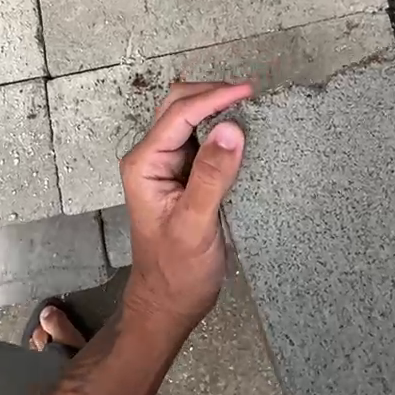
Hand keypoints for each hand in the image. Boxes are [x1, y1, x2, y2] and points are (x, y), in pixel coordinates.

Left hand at [118, 81, 251, 336]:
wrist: (168, 304)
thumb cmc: (177, 271)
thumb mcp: (195, 226)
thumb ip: (211, 177)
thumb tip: (231, 129)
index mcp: (145, 163)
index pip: (180, 114)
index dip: (214, 97)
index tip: (248, 91)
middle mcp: (151, 156)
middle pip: (178, 105)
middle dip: (212, 93)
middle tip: (250, 94)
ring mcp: (165, 163)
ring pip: (187, 116)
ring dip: (214, 105)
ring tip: (248, 105)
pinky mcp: (181, 172)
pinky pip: (198, 135)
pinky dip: (217, 124)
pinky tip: (239, 128)